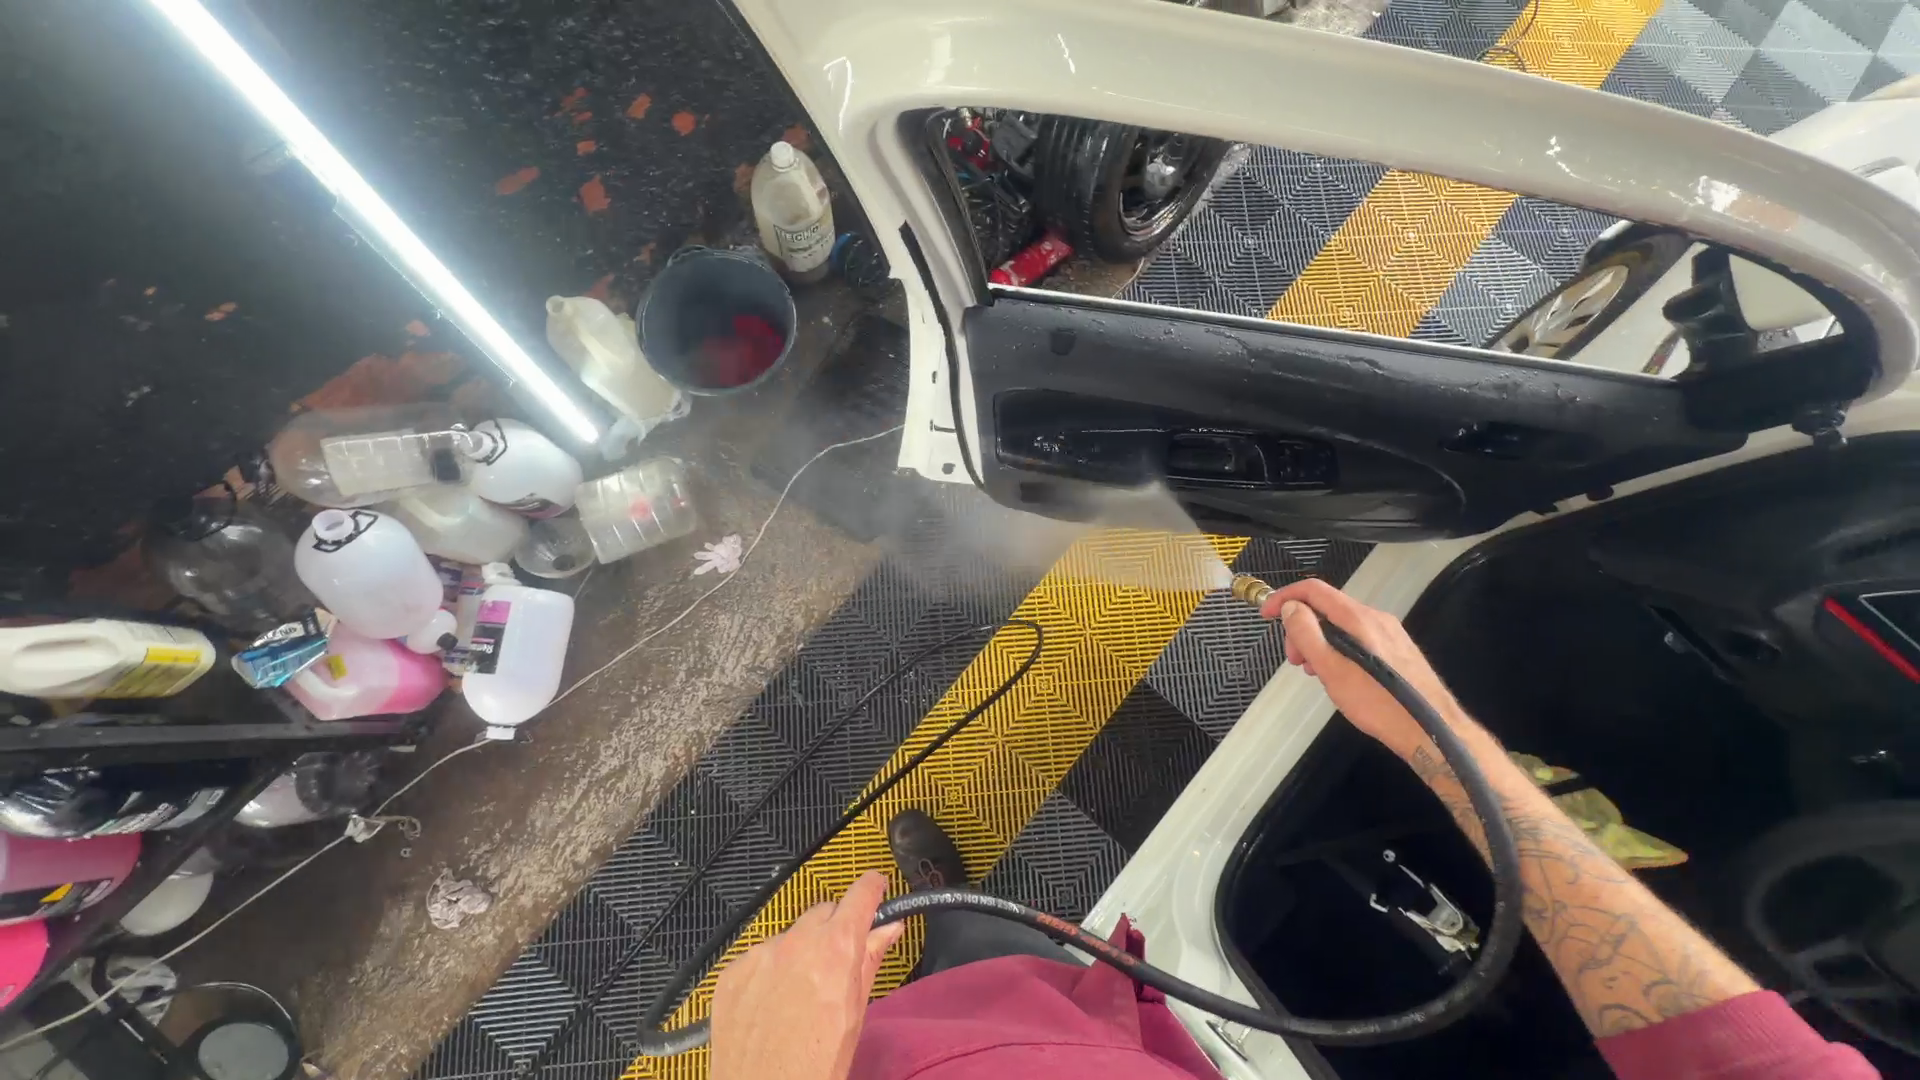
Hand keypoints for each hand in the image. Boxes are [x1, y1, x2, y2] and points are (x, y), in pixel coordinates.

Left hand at [710, 871, 905, 1079]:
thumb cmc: (817, 1067)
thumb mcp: (855, 1013)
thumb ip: (870, 960)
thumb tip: (890, 928)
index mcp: (837, 948)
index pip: (860, 894)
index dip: (872, 888)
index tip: (876, 887)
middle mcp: (798, 940)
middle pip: (823, 912)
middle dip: (833, 929)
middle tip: (834, 965)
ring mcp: (761, 954)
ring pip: (790, 935)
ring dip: (798, 952)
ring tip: (796, 995)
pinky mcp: (733, 972)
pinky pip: (759, 957)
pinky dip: (767, 972)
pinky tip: (769, 1005)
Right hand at [1260, 579, 1470, 759]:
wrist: (1432, 732)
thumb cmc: (1378, 703)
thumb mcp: (1331, 669)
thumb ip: (1307, 634)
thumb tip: (1291, 608)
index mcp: (1358, 618)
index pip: (1314, 590)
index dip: (1285, 597)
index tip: (1267, 614)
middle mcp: (1376, 618)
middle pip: (1327, 608)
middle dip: (1301, 628)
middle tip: (1294, 659)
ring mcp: (1389, 633)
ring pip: (1341, 625)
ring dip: (1318, 641)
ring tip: (1314, 671)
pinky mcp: (1397, 649)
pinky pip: (1357, 638)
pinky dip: (1337, 648)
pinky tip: (1337, 675)